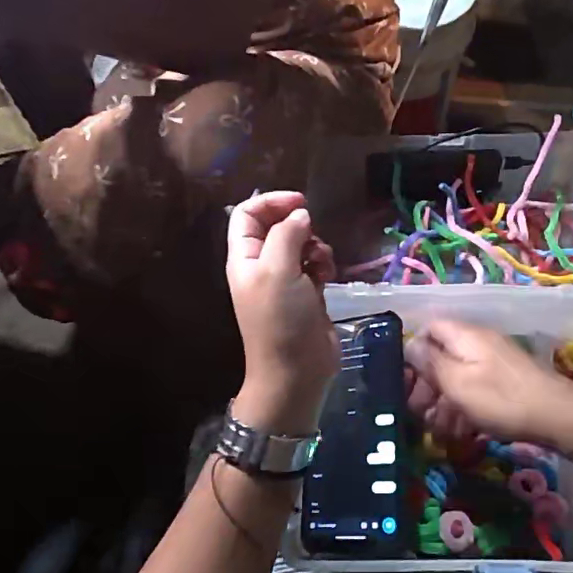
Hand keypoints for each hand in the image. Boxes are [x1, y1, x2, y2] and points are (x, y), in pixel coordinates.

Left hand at [225, 191, 337, 434]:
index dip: (271, 201)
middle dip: (298, 224)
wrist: (296, 371)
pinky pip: (314, 265)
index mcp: (244, 258)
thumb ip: (287, 234)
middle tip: (313, 236)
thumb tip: (301, 215)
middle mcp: (262, 266)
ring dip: (316, 245)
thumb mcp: (278, 270)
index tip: (301, 202)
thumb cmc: (281, 320)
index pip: (247, 214)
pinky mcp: (306, 295)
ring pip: (300, 244)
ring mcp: (284, 281)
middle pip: (276, 226)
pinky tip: (328, 274)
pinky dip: (323, 263)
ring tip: (322, 261)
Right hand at [404, 320, 572, 446]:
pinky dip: (464, 408)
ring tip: (439, 430)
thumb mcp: (457, 382)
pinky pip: (474, 389)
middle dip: (426, 386)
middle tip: (419, 413)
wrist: (559, 417)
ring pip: (456, 377)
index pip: (427, 329)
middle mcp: (478, 342)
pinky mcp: (505, 381)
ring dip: (443, 403)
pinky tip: (461, 432)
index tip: (404, 382)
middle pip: (440, 356)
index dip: (412, 353)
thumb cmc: (501, 399)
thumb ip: (429, 362)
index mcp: (464, 335)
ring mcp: (493, 362)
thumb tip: (408, 344)